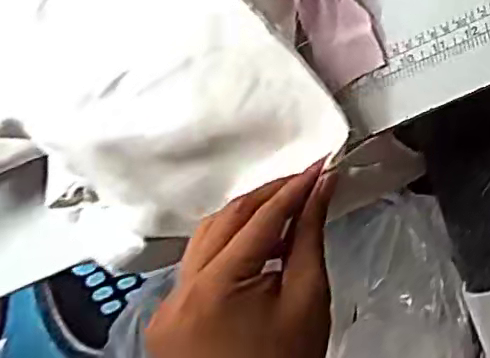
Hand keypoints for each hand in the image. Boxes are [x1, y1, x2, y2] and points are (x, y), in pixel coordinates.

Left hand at [146, 164, 335, 357]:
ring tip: (288, 207)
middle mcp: (177, 297)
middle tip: (308, 181)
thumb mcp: (307, 294)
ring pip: (206, 238)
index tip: (323, 165)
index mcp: (212, 289)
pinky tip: (261, 242)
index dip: (295, 187)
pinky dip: (230, 244)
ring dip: (247, 216)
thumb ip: (310, 233)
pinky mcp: (168, 324)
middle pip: (225, 220)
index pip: (260, 218)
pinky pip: (199, 265)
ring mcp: (167, 312)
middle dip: (270, 195)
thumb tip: (322, 185)